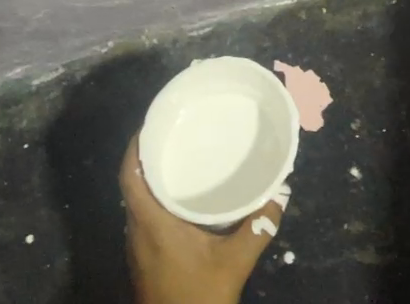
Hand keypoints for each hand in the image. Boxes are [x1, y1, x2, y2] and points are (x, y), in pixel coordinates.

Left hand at [120, 139, 284, 303]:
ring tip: (179, 157)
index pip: (129, 176)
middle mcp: (137, 230)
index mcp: (151, 222)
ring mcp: (138, 247)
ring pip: (137, 201)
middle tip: (174, 133)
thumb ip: (258, 227)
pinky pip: (144, 217)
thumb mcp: (235, 261)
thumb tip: (279, 194)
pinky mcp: (144, 259)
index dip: (134, 147)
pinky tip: (182, 198)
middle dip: (148, 156)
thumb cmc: (199, 296)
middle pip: (132, 184)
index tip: (152, 123)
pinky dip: (156, 199)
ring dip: (151, 179)